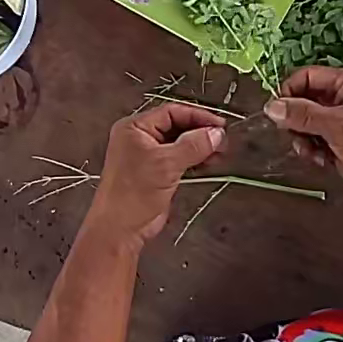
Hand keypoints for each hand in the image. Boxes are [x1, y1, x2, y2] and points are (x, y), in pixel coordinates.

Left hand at [86, 104, 226, 246]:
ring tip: (219, 152)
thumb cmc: (133, 193)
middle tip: (222, 140)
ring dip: (200, 146)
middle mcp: (139, 138)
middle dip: (200, 132)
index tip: (219, 125)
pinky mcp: (155, 172)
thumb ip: (193, 145)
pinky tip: (208, 162)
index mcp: (134, 128)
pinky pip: (178, 158)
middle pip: (176, 126)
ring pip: (179, 143)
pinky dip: (194, 159)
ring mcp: (147, 156)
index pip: (171, 112)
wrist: (120, 228)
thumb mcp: (166, 164)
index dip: (197, 116)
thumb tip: (216, 133)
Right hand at [265, 66, 342, 196]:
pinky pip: (317, 141)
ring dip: (304, 139)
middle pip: (303, 101)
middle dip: (296, 121)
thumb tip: (271, 107)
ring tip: (314, 153)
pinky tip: (323, 161)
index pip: (306, 77)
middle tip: (299, 138)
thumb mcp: (340, 126)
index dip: (288, 93)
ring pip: (307, 124)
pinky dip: (314, 151)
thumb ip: (303, 115)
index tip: (277, 115)